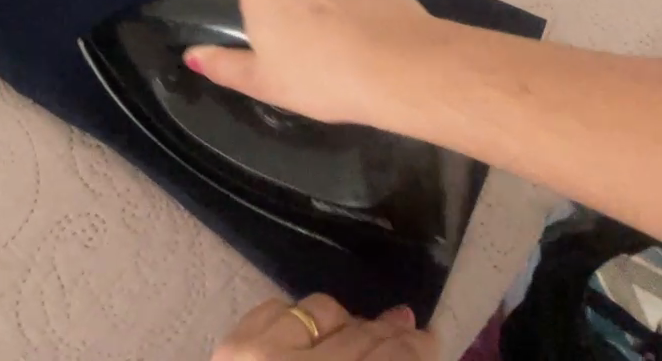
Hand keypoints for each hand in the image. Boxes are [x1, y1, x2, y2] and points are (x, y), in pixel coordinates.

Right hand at [184, 0, 445, 127]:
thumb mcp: (263, 82)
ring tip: (338, 47)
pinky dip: (353, 6)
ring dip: (320, 5)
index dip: (249, 10)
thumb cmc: (319, 76)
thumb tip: (192, 55)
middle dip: (285, 6)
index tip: (264, 41)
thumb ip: (223, 65)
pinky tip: (366, 38)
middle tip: (299, 50)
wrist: (399, 66)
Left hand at [213, 294, 434, 359]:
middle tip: (408, 325)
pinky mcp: (230, 343)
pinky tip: (313, 334)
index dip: (416, 349)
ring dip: (347, 322)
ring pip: (322, 312)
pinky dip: (300, 318)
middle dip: (390, 332)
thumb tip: (407, 352)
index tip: (430, 339)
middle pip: (361, 338)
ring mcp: (261, 352)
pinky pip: (279, 308)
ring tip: (361, 332)